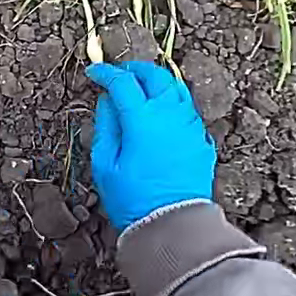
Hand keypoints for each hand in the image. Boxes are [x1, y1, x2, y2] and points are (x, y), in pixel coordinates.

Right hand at [88, 61, 215, 232]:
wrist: (174, 226)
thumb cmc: (134, 200)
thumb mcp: (105, 164)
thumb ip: (106, 125)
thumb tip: (107, 101)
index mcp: (143, 119)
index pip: (123, 82)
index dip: (106, 73)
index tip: (94, 73)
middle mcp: (171, 115)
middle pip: (155, 76)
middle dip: (135, 70)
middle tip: (120, 75)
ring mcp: (190, 126)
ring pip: (176, 88)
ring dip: (157, 82)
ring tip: (142, 89)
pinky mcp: (202, 140)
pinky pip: (187, 110)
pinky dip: (172, 102)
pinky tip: (162, 113)